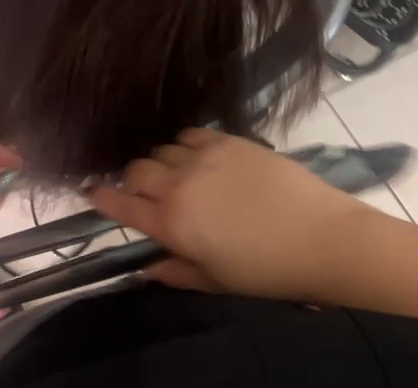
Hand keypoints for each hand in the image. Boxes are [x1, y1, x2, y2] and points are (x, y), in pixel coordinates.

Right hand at [91, 128, 384, 302]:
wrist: (327, 240)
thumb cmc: (272, 272)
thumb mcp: (219, 282)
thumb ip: (177, 273)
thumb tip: (143, 270)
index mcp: (173, 224)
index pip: (121, 205)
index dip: (101, 198)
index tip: (91, 193)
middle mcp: (178, 185)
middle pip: (135, 169)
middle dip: (132, 180)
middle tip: (145, 192)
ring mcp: (202, 158)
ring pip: (161, 149)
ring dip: (162, 163)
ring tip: (178, 176)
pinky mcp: (226, 140)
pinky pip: (189, 134)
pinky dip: (185, 145)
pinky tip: (199, 158)